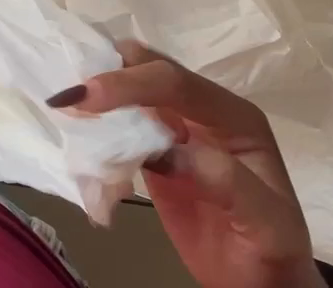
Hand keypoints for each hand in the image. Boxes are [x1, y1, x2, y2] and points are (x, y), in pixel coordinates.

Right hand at [68, 42, 324, 287]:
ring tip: (64, 105)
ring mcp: (175, 122)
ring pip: (128, 82)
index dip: (129, 83)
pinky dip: (94, 117)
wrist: (257, 283)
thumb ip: (225, 180)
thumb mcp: (265, 224)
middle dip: (105, 72)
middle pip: (146, 67)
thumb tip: (168, 150)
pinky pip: (118, 116)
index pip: (175, 81)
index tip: (86, 98)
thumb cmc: (268, 252)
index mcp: (232, 116)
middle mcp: (202, 108)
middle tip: (67, 96)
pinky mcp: (151, 141)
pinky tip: (76, 126)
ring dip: (95, 89)